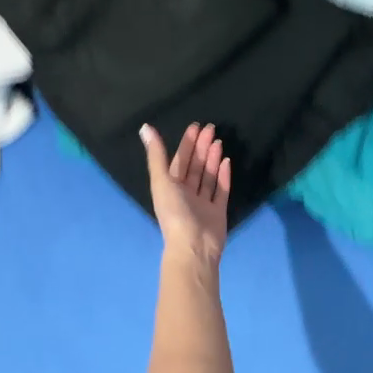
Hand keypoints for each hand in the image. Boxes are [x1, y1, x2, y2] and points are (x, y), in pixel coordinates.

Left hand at [141, 123, 231, 264]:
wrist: (194, 245)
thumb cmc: (175, 212)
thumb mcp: (162, 181)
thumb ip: (156, 155)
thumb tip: (145, 127)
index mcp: (171, 187)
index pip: (180, 161)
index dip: (187, 143)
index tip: (196, 127)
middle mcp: (186, 194)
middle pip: (195, 166)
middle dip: (202, 147)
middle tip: (211, 128)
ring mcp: (203, 203)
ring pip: (208, 176)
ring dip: (212, 159)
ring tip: (218, 142)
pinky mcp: (218, 212)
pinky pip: (221, 190)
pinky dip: (223, 176)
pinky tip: (226, 161)